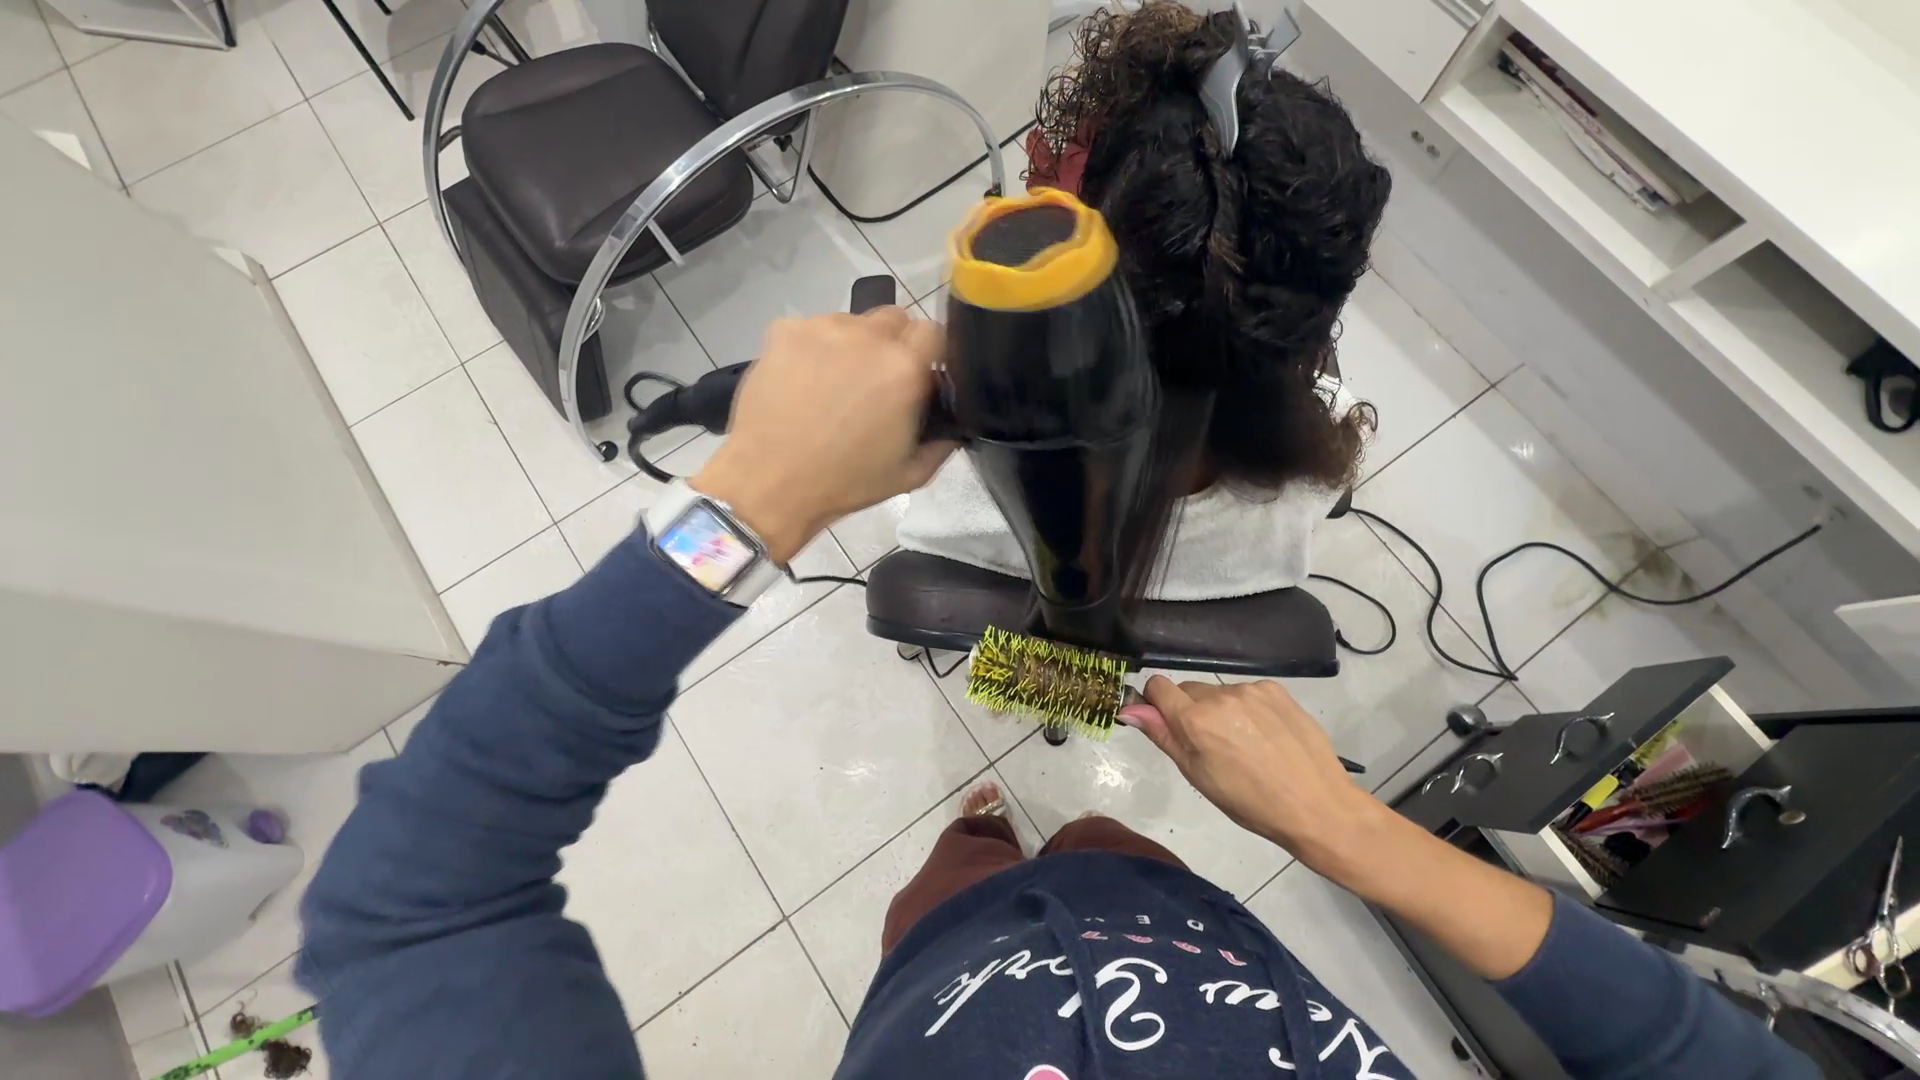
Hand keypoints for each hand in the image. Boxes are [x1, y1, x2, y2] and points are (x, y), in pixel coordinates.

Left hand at [691, 308, 956, 563]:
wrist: (770, 483)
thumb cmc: (846, 483)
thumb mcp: (911, 474)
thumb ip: (943, 443)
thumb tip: (954, 424)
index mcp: (905, 368)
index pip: (935, 331)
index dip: (931, 352)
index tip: (922, 373)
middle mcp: (867, 336)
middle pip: (895, 318)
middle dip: (894, 343)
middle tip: (878, 379)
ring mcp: (822, 328)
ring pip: (853, 322)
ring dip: (854, 343)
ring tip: (836, 381)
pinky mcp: (785, 330)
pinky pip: (813, 328)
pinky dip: (815, 347)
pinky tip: (805, 378)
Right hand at [1122, 677, 1384, 866]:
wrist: (1318, 805)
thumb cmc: (1250, 802)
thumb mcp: (1198, 775)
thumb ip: (1163, 736)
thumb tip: (1129, 709)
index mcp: (1195, 719)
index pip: (1157, 686)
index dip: (1156, 703)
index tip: (1168, 724)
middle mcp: (1220, 696)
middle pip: (1188, 690)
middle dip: (1190, 710)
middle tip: (1211, 745)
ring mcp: (1251, 690)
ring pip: (1218, 692)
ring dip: (1220, 710)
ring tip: (1244, 744)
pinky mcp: (1276, 690)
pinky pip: (1247, 692)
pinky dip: (1247, 708)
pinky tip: (1264, 735)